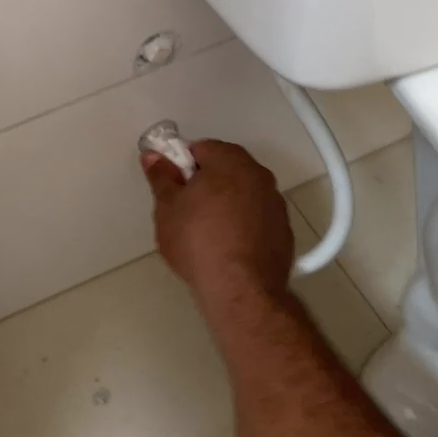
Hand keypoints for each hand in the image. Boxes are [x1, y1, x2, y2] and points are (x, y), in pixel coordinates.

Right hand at [143, 141, 292, 304]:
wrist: (240, 289)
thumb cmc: (197, 241)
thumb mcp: (167, 208)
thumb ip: (161, 176)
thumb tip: (153, 156)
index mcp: (229, 161)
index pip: (201, 147)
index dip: (182, 164)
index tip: (173, 186)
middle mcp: (258, 175)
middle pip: (226, 167)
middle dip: (206, 181)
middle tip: (186, 208)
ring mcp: (275, 203)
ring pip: (244, 192)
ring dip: (227, 201)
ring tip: (207, 230)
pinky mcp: (283, 230)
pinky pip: (257, 216)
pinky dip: (244, 222)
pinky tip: (229, 246)